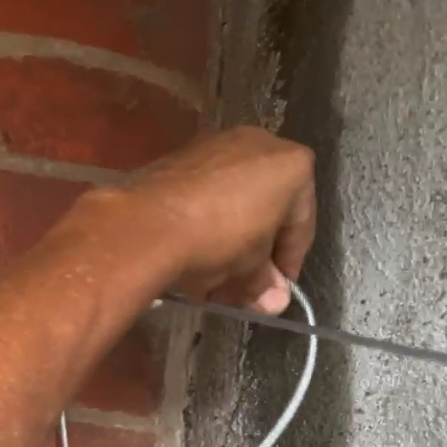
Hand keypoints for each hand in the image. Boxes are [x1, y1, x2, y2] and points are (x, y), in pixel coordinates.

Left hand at [39, 127, 315, 316]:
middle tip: (240, 293)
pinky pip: (198, 200)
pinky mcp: (175, 160)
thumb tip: (274, 302)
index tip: (275, 292)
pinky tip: (187, 260)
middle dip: (251, 258)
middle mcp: (257, 144)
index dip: (288, 265)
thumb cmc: (216, 239)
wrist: (146, 223)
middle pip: (263, 212)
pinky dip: (199, 228)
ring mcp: (213, 147)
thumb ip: (263, 282)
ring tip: (211, 285)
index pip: (300, 224)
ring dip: (224, 247)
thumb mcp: (247, 267)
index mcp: (293, 165)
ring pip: (228, 206)